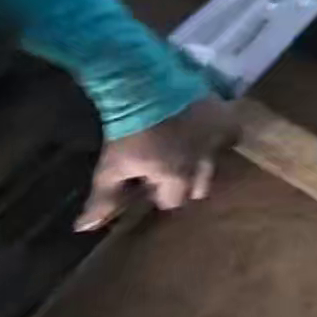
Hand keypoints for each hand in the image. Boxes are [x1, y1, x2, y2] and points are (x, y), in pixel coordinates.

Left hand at [76, 97, 239, 231]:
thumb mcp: (111, 166)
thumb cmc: (131, 130)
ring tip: (186, 151)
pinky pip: (232, 136)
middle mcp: (204, 166)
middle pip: (199, 187)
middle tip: (167, 168)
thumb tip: (84, 228)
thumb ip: (104, 198)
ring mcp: (219, 142)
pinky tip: (207, 133)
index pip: (172, 202)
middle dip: (184, 183)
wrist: (151, 87)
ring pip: (217, 164)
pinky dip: (222, 138)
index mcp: (178, 180)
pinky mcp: (227, 120)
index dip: (157, 193)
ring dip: (203, 163)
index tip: (146, 182)